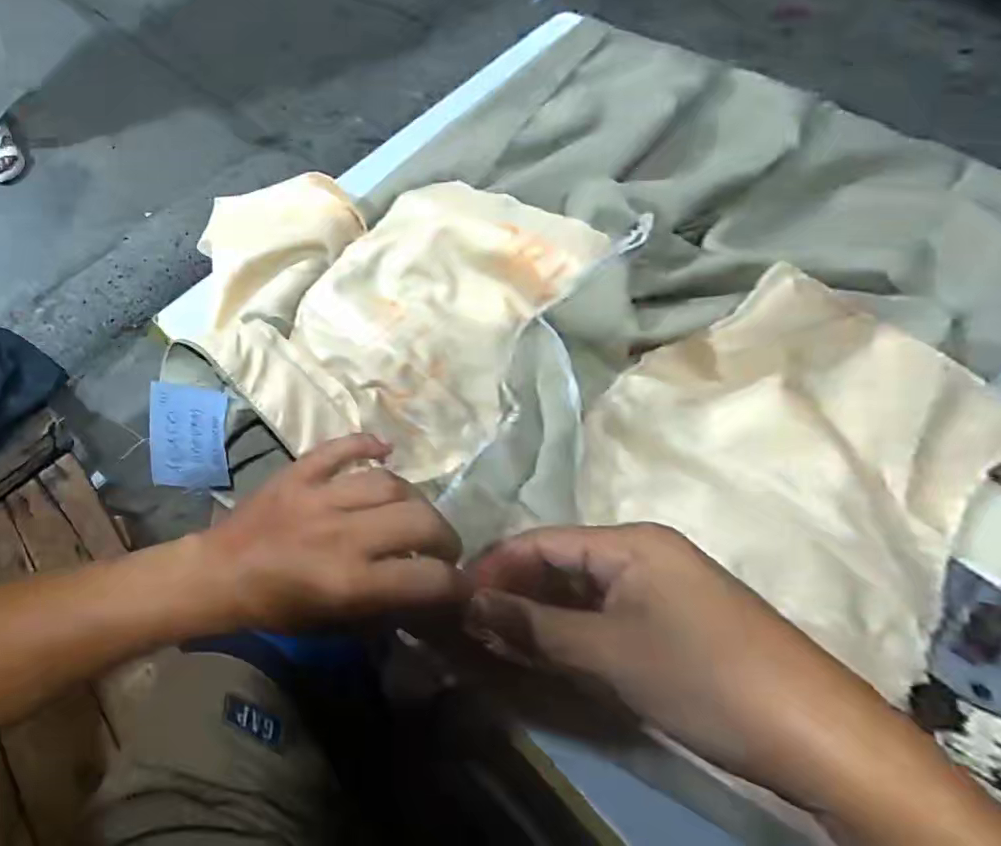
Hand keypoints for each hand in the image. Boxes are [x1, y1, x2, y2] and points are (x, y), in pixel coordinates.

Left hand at [196, 434, 468, 631]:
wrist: (220, 572)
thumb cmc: (277, 605)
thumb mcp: (338, 623)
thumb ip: (387, 605)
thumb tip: (429, 590)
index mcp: (351, 580)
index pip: (432, 576)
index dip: (459, 584)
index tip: (460, 585)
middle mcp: (341, 533)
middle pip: (420, 519)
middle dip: (444, 537)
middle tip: (438, 547)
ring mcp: (317, 496)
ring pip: (387, 482)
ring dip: (412, 498)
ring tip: (410, 513)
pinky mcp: (296, 473)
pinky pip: (338, 448)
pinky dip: (365, 444)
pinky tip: (385, 451)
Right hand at [465, 524, 1000, 842]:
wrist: (835, 749)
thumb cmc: (704, 678)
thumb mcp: (604, 652)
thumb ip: (527, 624)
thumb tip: (466, 604)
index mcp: (629, 543)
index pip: (536, 542)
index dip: (491, 569)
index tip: (456, 599)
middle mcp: (645, 554)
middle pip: (556, 565)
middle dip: (512, 595)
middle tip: (476, 627)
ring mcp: (666, 590)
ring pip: (578, 593)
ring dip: (538, 618)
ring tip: (503, 644)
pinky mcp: (680, 624)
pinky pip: (606, 615)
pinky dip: (572, 633)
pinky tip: (548, 654)